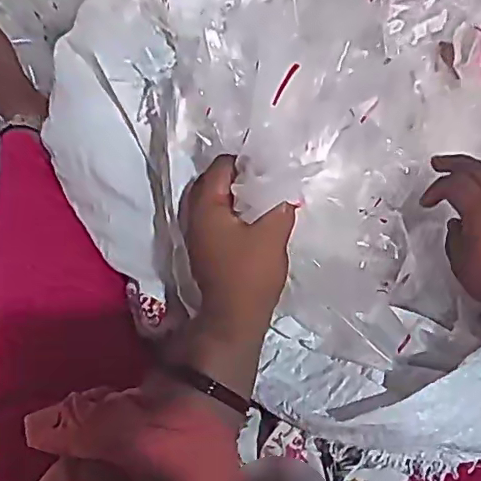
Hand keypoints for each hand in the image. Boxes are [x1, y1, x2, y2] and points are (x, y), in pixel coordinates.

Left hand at [182, 155, 295, 334]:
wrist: (234, 318)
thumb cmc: (250, 274)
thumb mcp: (273, 234)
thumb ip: (280, 206)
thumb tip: (286, 193)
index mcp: (205, 207)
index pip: (221, 167)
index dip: (245, 162)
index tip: (269, 165)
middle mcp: (193, 217)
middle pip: (213, 183)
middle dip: (238, 178)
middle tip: (266, 179)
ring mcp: (196, 236)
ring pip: (213, 204)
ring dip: (235, 198)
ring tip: (263, 198)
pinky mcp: (204, 251)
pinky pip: (216, 221)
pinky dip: (232, 215)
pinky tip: (254, 220)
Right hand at [419, 154, 480, 317]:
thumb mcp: (462, 263)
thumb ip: (454, 239)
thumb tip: (455, 226)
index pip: (455, 184)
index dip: (436, 189)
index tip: (427, 201)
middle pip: (477, 169)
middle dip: (455, 164)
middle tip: (439, 163)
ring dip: (476, 170)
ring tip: (463, 173)